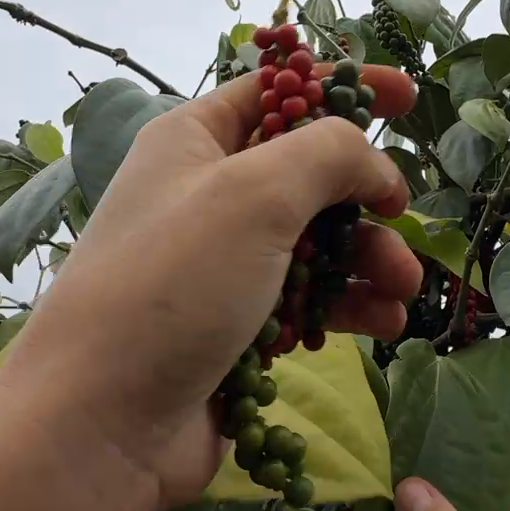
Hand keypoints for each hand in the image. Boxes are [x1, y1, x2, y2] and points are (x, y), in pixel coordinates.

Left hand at [0, 63, 422, 508]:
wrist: (101, 425)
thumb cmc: (174, 283)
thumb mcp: (254, 194)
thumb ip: (329, 155)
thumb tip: (377, 170)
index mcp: (197, 139)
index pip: (280, 90)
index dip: (343, 85)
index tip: (407, 96)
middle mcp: (210, 194)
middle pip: (309, 171)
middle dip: (365, 192)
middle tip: (401, 212)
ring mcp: (225, 263)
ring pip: (320, 241)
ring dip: (369, 257)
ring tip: (400, 286)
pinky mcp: (242, 325)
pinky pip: (311, 300)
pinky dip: (349, 305)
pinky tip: (383, 322)